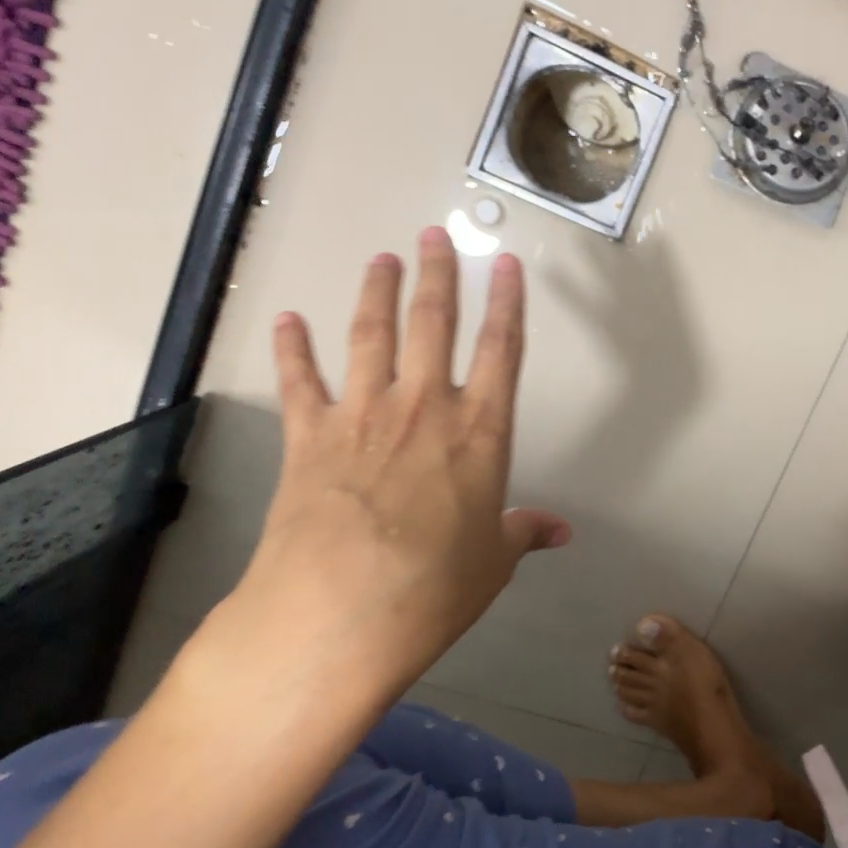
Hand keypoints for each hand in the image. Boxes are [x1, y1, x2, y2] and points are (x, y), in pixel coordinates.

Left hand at [229, 227, 569, 694]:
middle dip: (438, 275)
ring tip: (382, 259)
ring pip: (371, 336)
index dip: (506, 303)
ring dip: (377, 293)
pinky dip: (293, 349)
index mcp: (480, 433)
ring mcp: (362, 416)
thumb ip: (524, 532)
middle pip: (434, 324)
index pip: (500, 351)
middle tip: (435, 236)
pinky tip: (289, 320)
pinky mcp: (309, 437)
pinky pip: (301, 381)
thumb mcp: (494, 561)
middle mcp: (424, 409)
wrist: (340, 612)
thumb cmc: (436, 587)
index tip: (505, 264)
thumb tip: (559, 531)